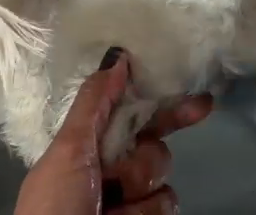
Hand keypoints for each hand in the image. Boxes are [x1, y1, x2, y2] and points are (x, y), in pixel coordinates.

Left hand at [14, 48, 213, 214]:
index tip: (181, 73)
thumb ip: (94, 103)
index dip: (155, 94)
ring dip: (143, 180)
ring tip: (116, 201)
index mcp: (86, 145)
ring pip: (162, 170)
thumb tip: (118, 56)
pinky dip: (149, 210)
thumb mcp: (67, 150)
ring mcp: (129, 200)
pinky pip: (167, 203)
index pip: (127, 110)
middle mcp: (110, 168)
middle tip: (200, 106)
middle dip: (167, 124)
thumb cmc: (55, 207)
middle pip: (152, 134)